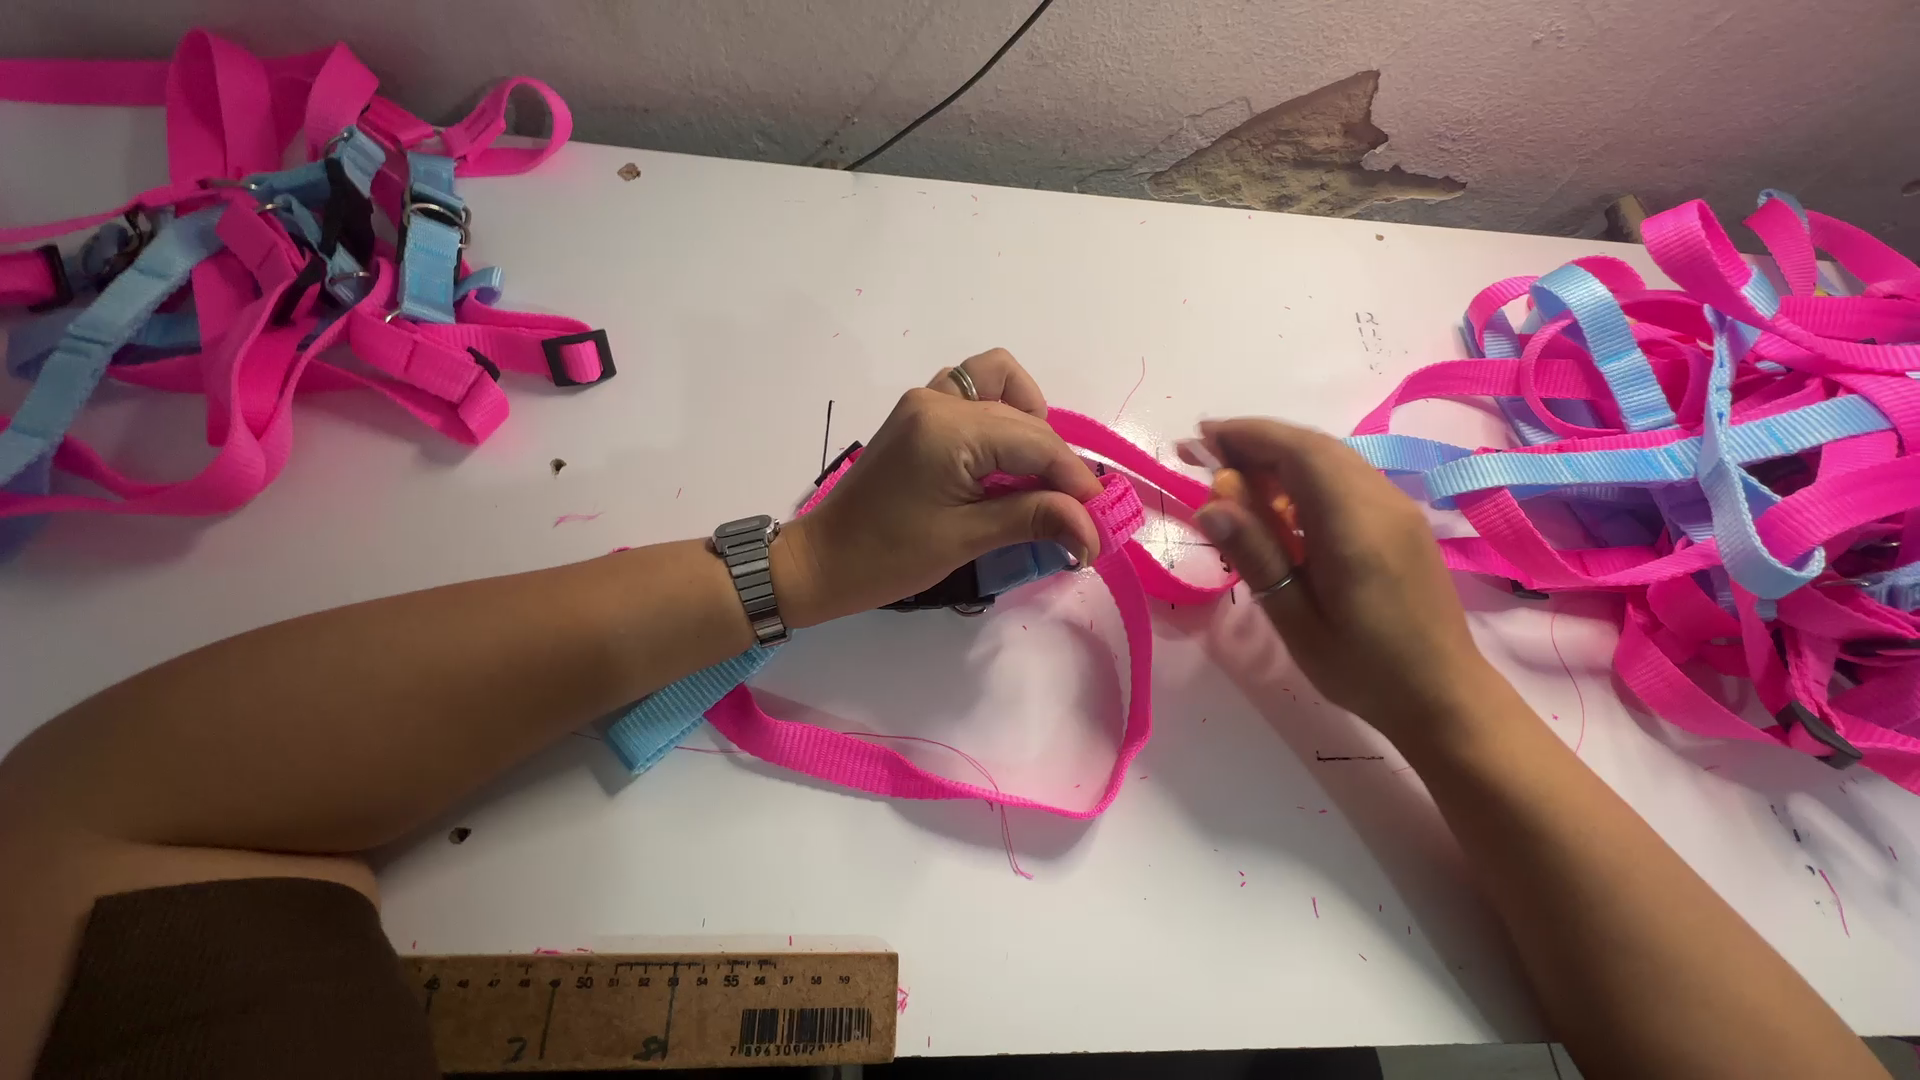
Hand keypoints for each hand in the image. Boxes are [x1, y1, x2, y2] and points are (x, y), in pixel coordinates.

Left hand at [773, 349, 1102, 625]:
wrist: (825, 560)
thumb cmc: (890, 556)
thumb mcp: (968, 539)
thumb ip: (1035, 519)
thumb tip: (1093, 529)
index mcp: (950, 428)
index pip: (1036, 441)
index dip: (1074, 480)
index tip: (1098, 520)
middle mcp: (939, 399)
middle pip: (1023, 417)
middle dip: (1055, 463)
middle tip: (1071, 512)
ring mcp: (925, 402)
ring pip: (999, 384)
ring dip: (1028, 423)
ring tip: (1035, 476)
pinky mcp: (918, 415)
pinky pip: (972, 394)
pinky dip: (999, 417)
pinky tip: (1004, 461)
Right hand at [1186, 418, 1502, 741]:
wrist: (1443, 696)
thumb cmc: (1362, 668)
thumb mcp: (1295, 620)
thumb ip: (1256, 556)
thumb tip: (1211, 506)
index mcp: (1354, 526)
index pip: (1296, 452)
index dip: (1244, 436)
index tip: (1198, 440)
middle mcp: (1382, 502)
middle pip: (1313, 446)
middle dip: (1255, 441)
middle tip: (1204, 459)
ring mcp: (1398, 509)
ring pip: (1332, 458)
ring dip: (1279, 456)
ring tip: (1232, 480)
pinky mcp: (1402, 521)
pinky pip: (1346, 478)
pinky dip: (1304, 475)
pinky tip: (1280, 504)